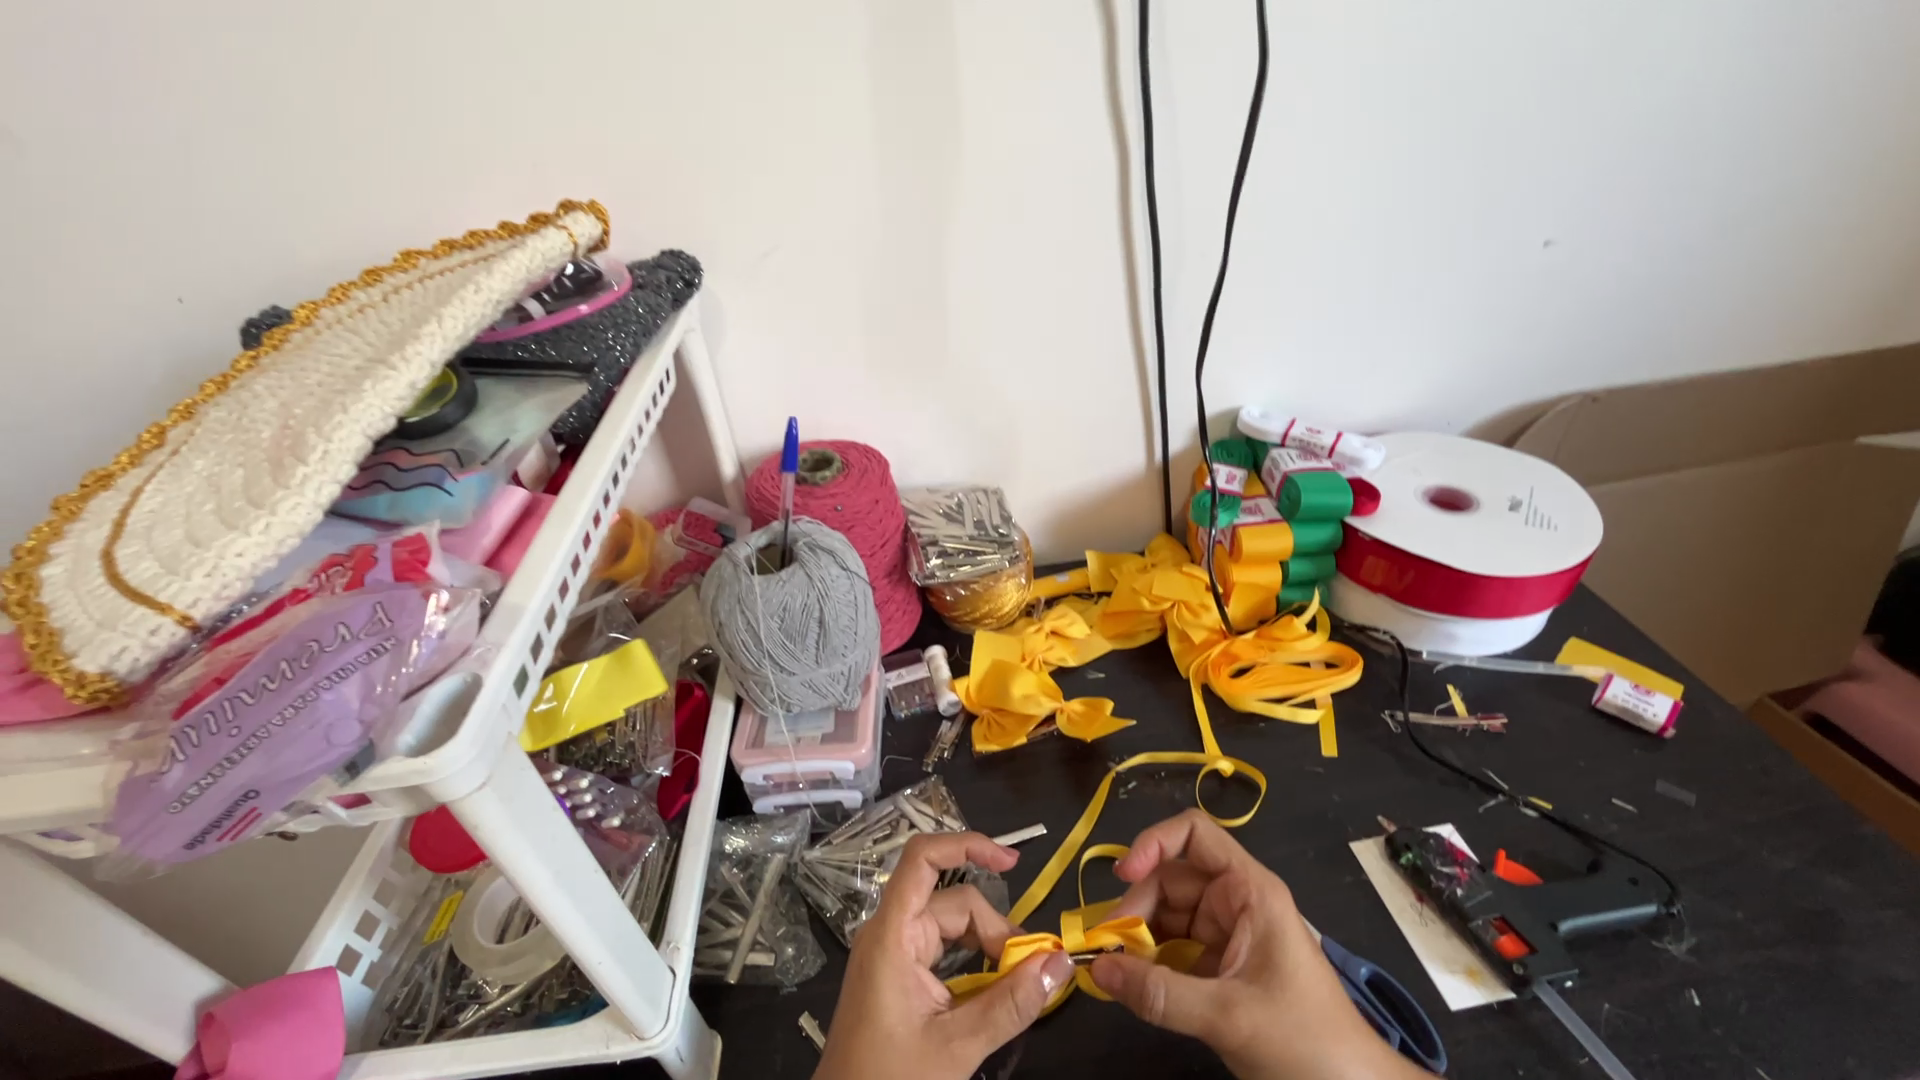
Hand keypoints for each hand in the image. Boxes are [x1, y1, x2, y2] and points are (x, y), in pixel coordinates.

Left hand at [813, 832, 1072, 1079]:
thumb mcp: (957, 1046)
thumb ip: (1011, 1004)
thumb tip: (1061, 963)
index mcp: (892, 934)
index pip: (923, 859)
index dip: (967, 844)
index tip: (1012, 862)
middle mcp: (891, 932)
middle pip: (952, 901)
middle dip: (994, 928)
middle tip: (1029, 972)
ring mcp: (895, 952)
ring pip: (953, 925)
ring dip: (988, 946)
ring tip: (1017, 984)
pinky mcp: (901, 974)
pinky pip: (945, 949)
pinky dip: (975, 962)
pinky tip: (997, 987)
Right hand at [1088, 811, 1428, 1079]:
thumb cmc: (1305, 1042)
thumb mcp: (1230, 1017)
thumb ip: (1160, 994)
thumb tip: (1096, 970)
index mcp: (1249, 891)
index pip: (1193, 834)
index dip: (1152, 843)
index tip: (1123, 879)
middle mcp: (1234, 901)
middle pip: (1169, 878)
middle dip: (1136, 906)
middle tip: (1108, 949)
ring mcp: (1227, 934)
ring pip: (1166, 915)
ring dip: (1138, 937)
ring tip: (1115, 970)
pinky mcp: (1220, 967)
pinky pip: (1173, 949)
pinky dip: (1149, 962)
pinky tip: (1133, 985)